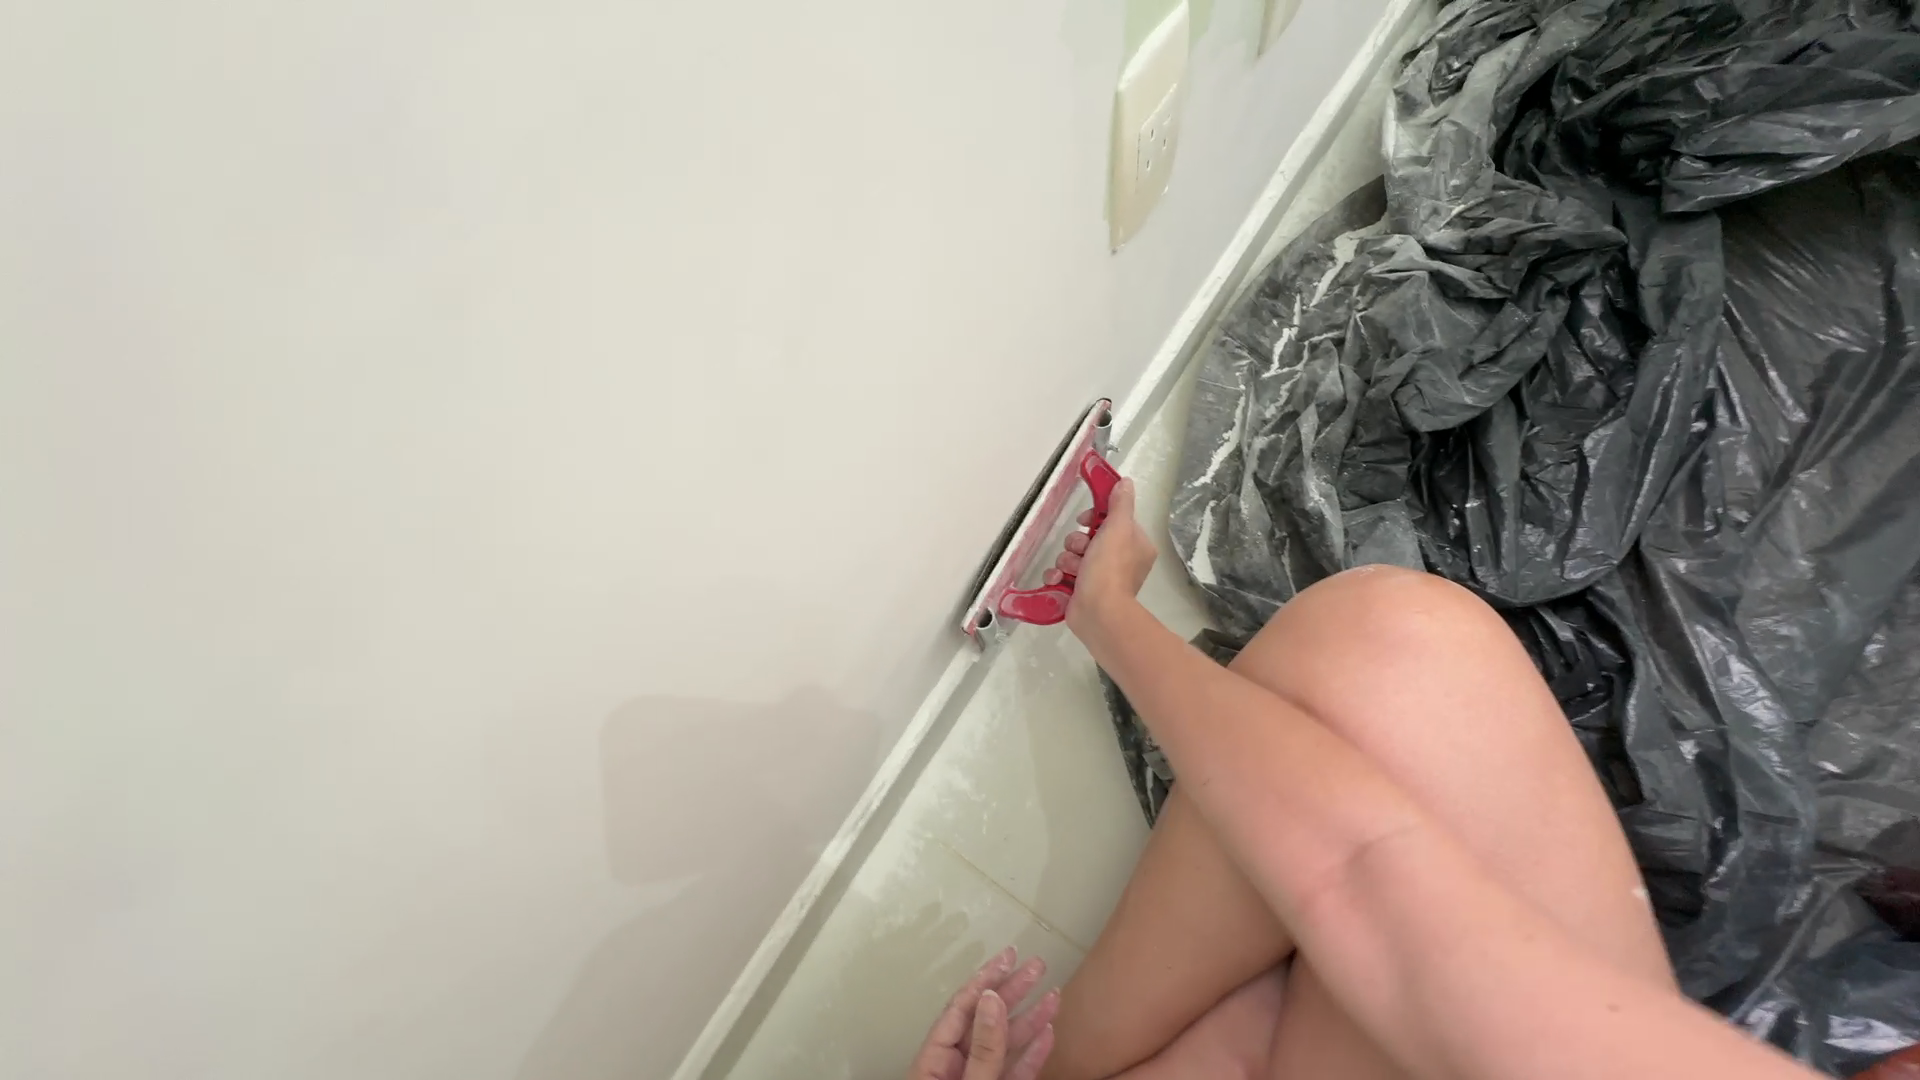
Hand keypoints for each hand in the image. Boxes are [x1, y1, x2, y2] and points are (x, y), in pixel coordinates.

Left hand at [907, 948, 1058, 1079]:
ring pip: (1005, 1045)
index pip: (961, 1007)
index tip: (1010, 956)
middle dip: (1013, 991)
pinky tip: (1048, 1033)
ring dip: (1030, 1020)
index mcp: (933, 1060)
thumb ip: (982, 1047)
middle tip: (1037, 965)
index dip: (987, 978)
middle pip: (986, 1019)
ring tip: (1054, 995)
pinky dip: (1032, 1054)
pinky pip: (1014, 1072)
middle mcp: (953, 1067)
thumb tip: (991, 998)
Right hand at [1044, 478, 1155, 632]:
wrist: (1098, 612)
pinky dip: (1058, 576)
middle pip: (1088, 537)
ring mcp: (1099, 578)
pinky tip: (1060, 580)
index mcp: (1135, 546)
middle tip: (1082, 551)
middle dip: (1077, 543)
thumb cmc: (1111, 568)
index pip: (1111, 521)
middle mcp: (1120, 561)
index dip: (1095, 519)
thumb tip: (1125, 482)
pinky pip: (1062, 574)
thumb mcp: (1118, 528)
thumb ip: (1120, 504)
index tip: (1086, 521)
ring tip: (1073, 571)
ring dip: (1068, 560)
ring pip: (1072, 555)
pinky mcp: (1081, 591)